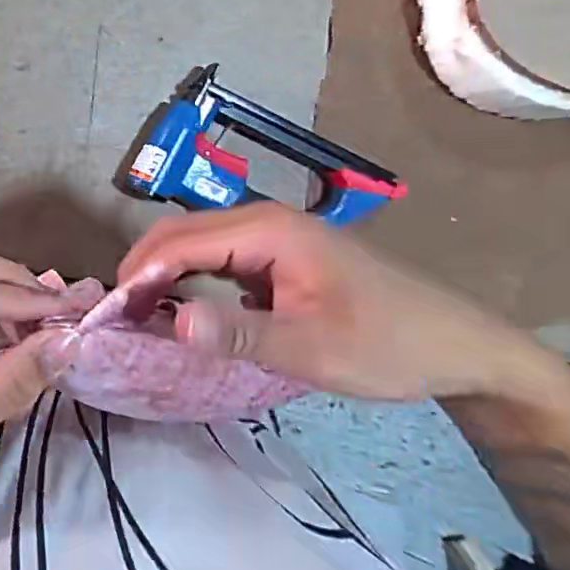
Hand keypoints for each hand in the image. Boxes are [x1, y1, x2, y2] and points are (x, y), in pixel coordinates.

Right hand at [117, 202, 557, 400]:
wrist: (459, 343)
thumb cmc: (388, 343)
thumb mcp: (312, 349)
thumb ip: (238, 334)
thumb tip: (170, 322)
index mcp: (268, 230)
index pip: (181, 242)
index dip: (140, 274)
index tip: (110, 314)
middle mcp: (263, 220)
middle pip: (181, 233)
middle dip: (142, 268)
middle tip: (116, 315)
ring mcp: (271, 235)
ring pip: (196, 243)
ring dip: (162, 272)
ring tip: (137, 314)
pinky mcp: (278, 254)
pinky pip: (217, 258)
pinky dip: (187, 278)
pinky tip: (179, 307)